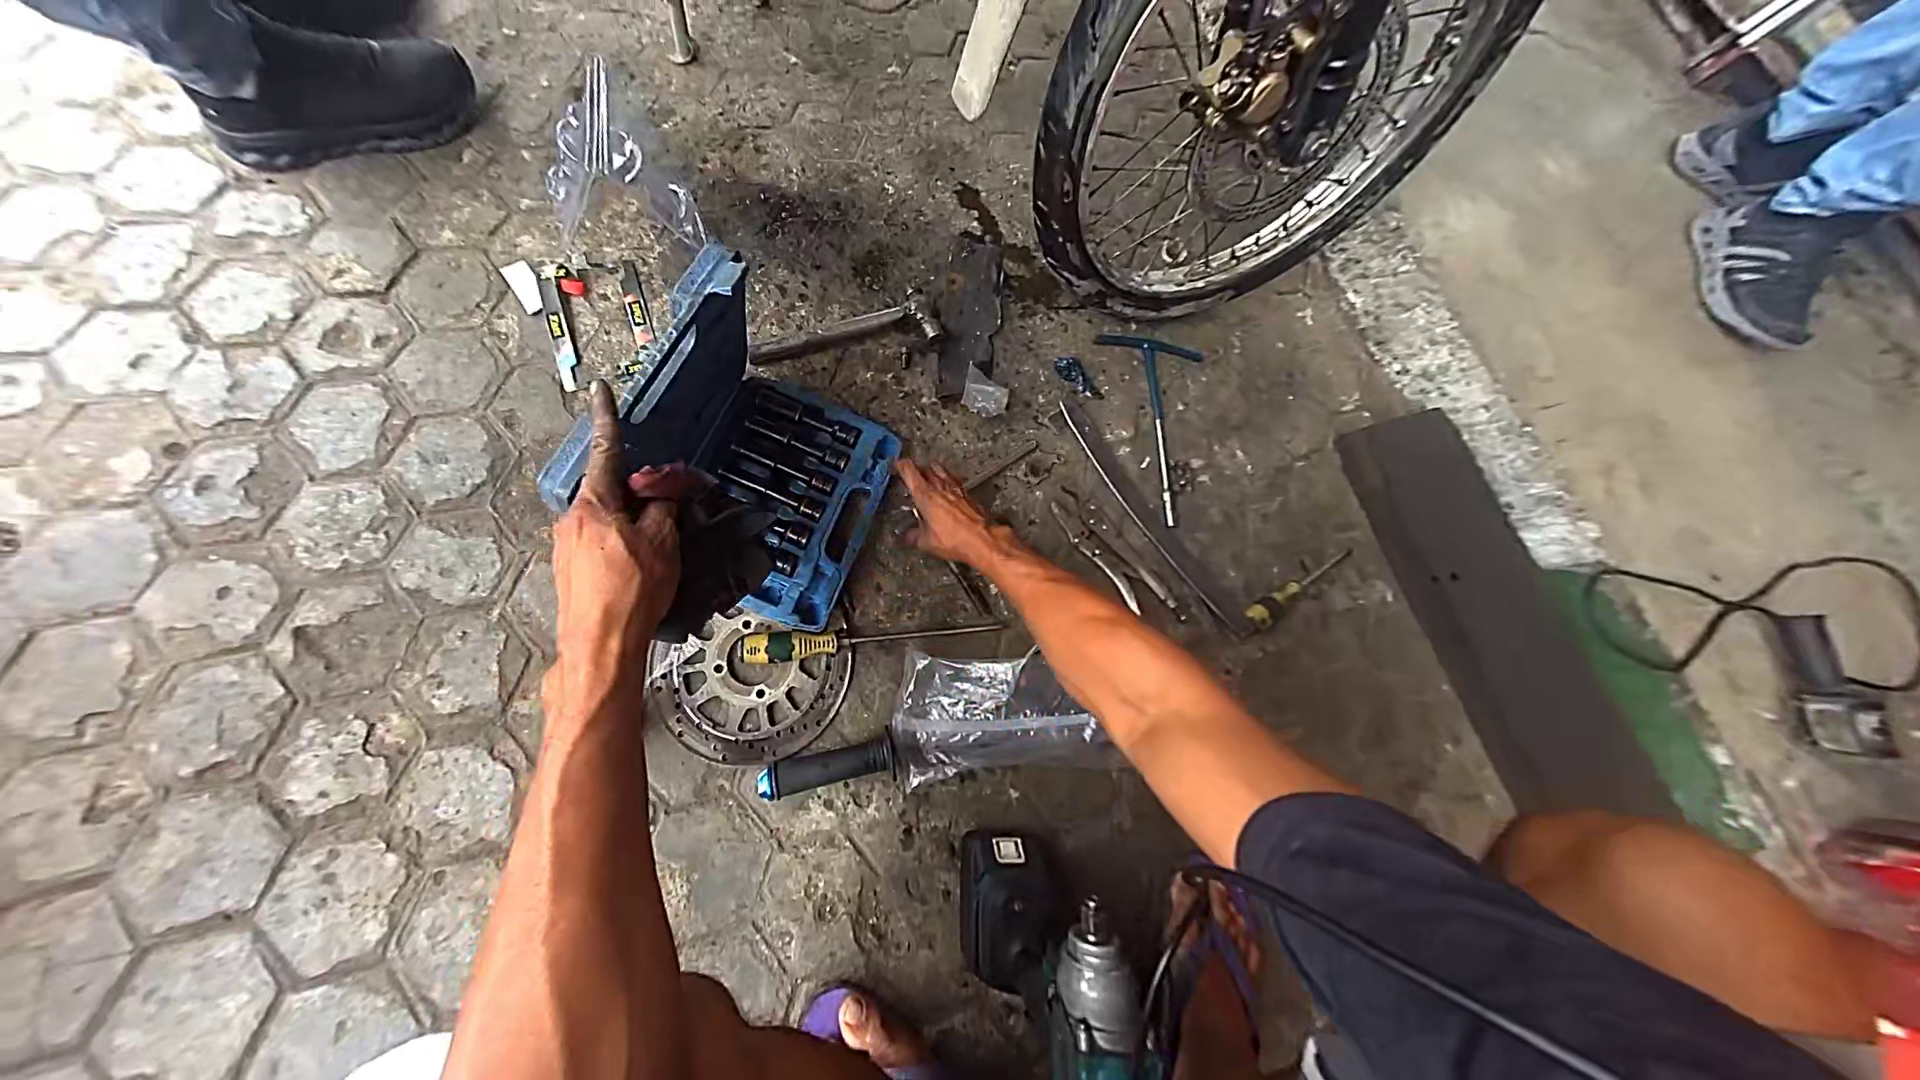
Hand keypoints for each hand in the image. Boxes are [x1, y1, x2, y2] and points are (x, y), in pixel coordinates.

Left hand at [551, 381, 699, 704]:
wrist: (600, 645)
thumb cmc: (631, 594)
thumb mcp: (663, 543)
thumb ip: (663, 507)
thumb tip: (664, 491)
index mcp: (594, 506)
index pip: (606, 451)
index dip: (607, 418)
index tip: (601, 392)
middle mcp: (571, 521)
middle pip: (610, 490)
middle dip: (639, 494)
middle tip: (669, 508)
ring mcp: (567, 547)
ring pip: (607, 518)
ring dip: (633, 523)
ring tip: (659, 550)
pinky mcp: (570, 570)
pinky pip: (600, 541)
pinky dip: (623, 543)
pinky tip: (641, 568)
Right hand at [894, 458, 1023, 568]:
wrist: (982, 540)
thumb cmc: (955, 539)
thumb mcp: (926, 542)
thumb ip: (912, 537)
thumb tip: (904, 538)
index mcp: (925, 495)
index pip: (909, 471)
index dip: (900, 465)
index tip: (895, 466)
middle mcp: (941, 487)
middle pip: (926, 467)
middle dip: (916, 468)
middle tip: (910, 473)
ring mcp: (956, 489)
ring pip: (941, 470)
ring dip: (932, 471)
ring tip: (928, 476)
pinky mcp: (968, 495)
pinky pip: (954, 480)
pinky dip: (947, 480)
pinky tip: (947, 487)